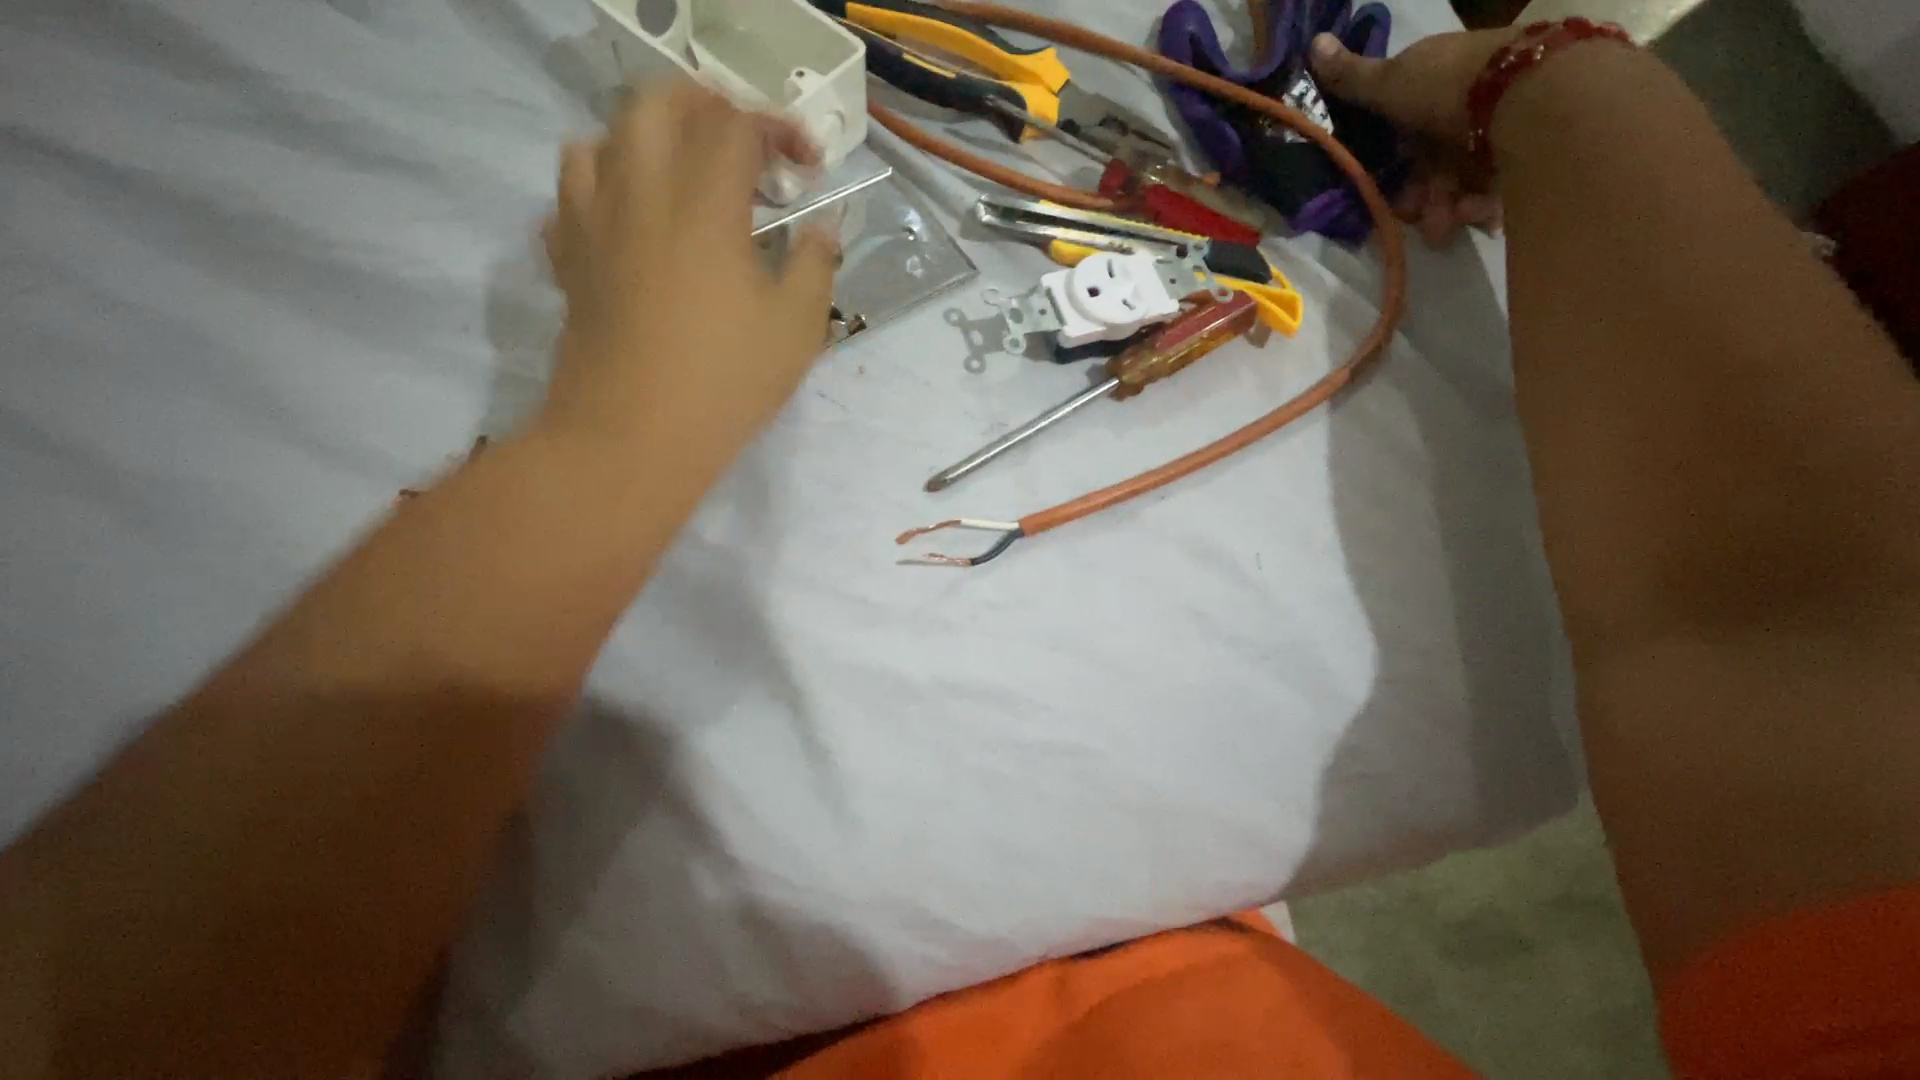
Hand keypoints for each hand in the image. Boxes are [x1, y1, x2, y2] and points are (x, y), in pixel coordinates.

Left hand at [538, 80, 837, 470]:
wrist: (631, 437)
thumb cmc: (725, 383)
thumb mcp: (798, 328)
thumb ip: (816, 264)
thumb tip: (820, 226)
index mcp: (704, 203)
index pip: (737, 124)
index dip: (779, 130)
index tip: (807, 167)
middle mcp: (640, 192)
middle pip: (659, 103)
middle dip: (708, 107)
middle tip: (744, 148)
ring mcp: (592, 221)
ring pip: (602, 138)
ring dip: (647, 140)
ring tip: (681, 178)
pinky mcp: (567, 258)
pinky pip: (572, 196)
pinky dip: (603, 190)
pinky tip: (632, 224)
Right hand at [1310, 27, 1522, 245]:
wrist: (1527, 96)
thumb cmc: (1446, 86)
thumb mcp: (1389, 83)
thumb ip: (1351, 76)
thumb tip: (1313, 42)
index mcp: (1437, 77)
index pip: (1407, 122)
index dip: (1394, 158)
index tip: (1383, 186)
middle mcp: (1466, 99)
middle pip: (1434, 156)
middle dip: (1420, 193)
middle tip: (1414, 217)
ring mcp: (1498, 123)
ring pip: (1461, 175)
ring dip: (1446, 207)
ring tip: (1443, 229)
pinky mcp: (1526, 148)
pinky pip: (1494, 184)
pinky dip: (1480, 203)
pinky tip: (1475, 215)